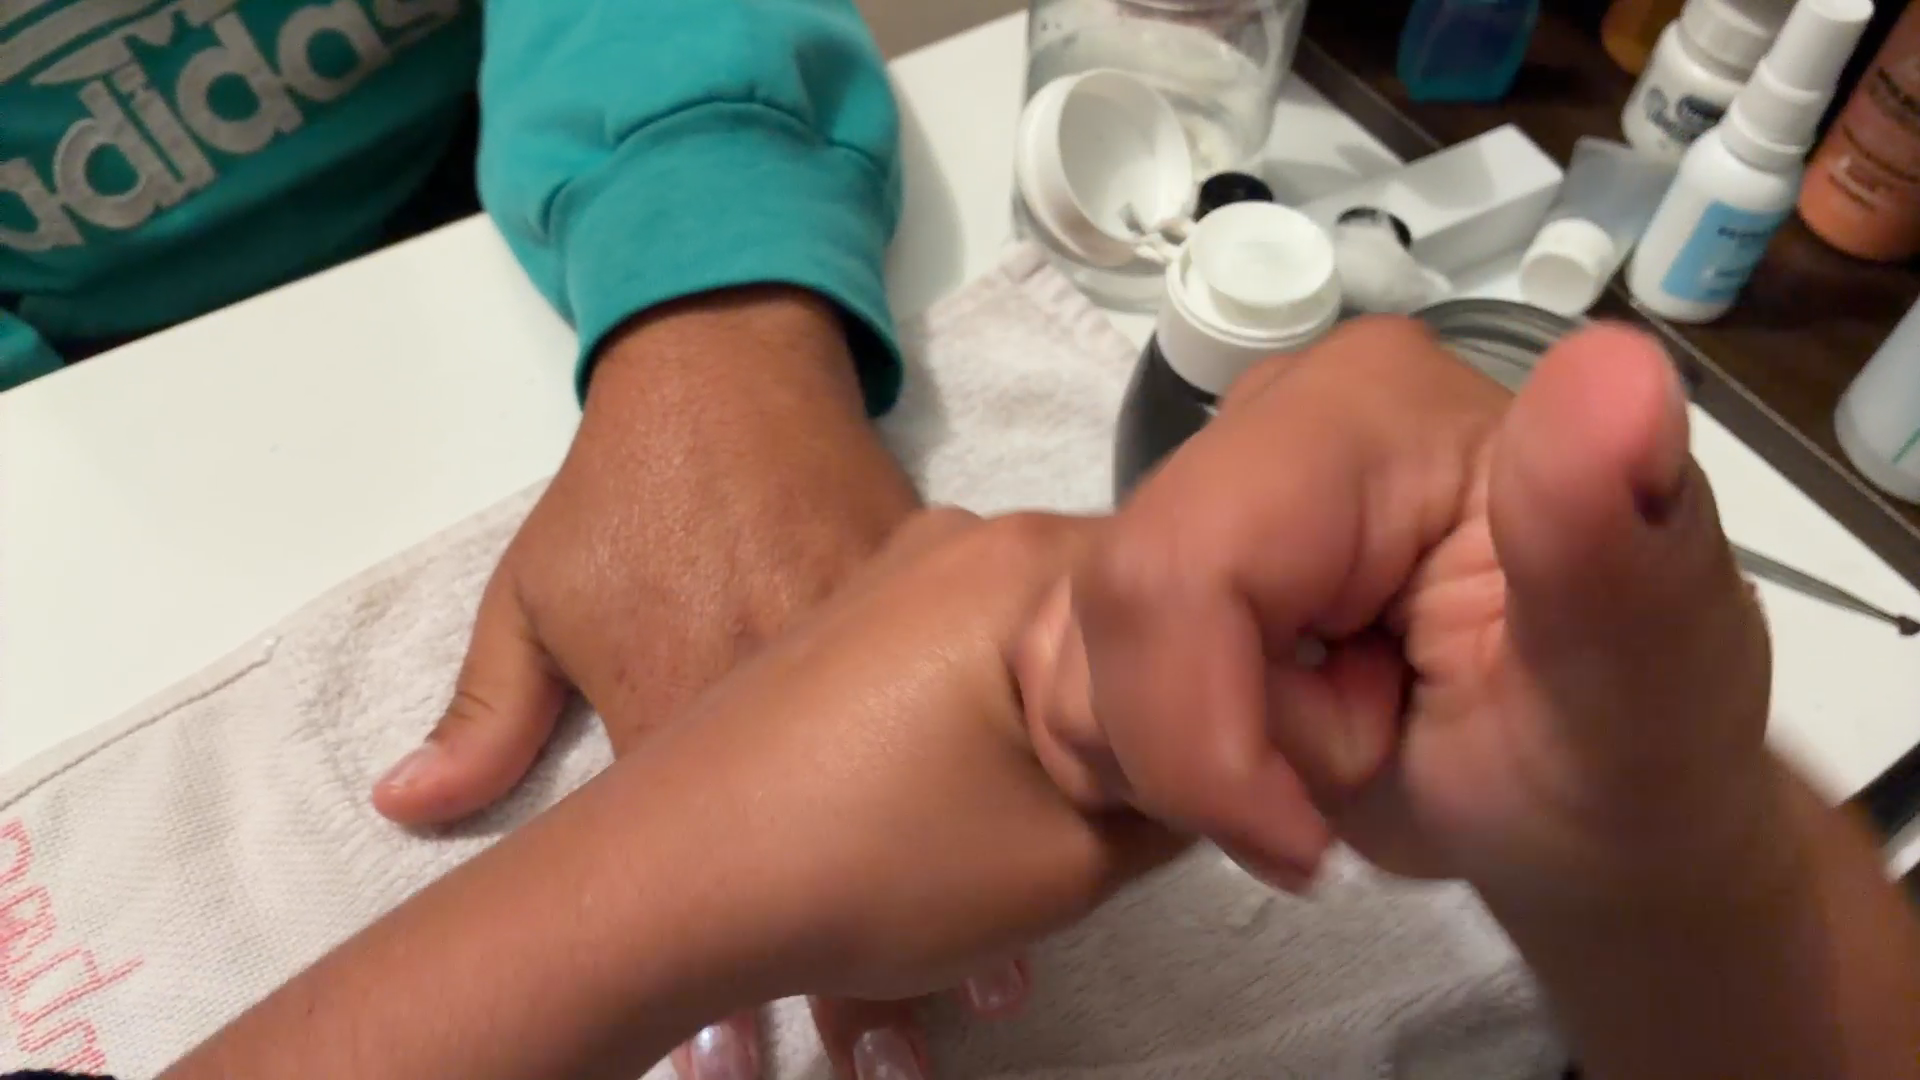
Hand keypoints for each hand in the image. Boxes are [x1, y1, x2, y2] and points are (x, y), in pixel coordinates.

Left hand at [161, 510, 1181, 1079]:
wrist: (725, 379)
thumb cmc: (629, 485)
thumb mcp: (536, 585)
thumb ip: (493, 705)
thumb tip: (414, 808)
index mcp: (680, 693)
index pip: (702, 866)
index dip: (725, 970)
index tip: (739, 1063)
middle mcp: (776, 683)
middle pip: (819, 851)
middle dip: (850, 973)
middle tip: (885, 1063)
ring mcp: (858, 640)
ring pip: (908, 789)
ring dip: (944, 893)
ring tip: (983, 994)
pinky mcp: (915, 596)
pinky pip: (961, 695)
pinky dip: (996, 768)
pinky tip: (1031, 824)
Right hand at [1015, 318, 1774, 904]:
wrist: (1551, 802)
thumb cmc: (1607, 763)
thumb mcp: (1642, 686)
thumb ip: (1617, 538)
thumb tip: (1611, 368)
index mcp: (1359, 410)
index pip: (1176, 566)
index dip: (1198, 731)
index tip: (1298, 839)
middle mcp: (1257, 419)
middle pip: (1117, 600)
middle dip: (1198, 745)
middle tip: (1320, 788)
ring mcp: (1194, 484)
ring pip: (1077, 643)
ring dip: (1176, 750)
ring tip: (1310, 750)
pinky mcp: (1154, 548)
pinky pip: (1069, 663)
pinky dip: (1145, 742)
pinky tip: (1250, 733)